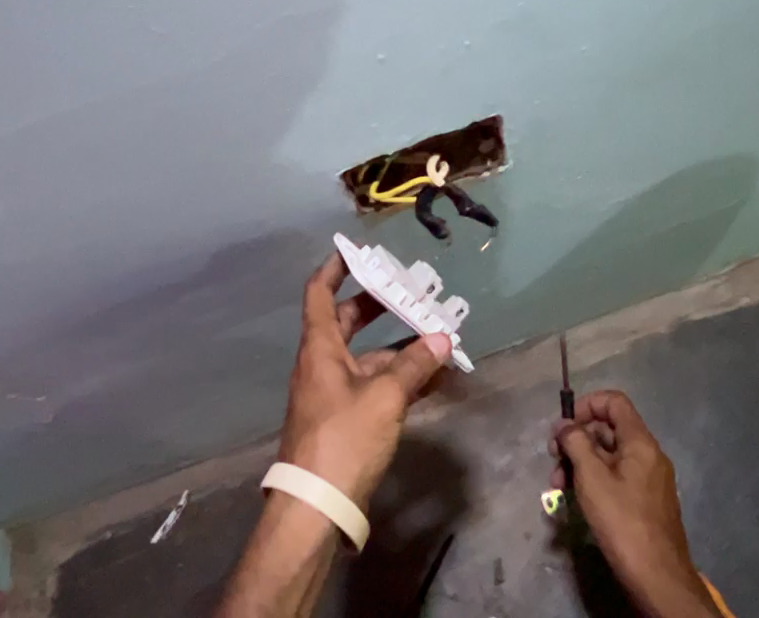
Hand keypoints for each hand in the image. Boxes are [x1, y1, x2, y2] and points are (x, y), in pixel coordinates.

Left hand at [277, 253, 454, 507]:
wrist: (317, 507)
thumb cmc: (343, 438)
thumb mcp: (384, 397)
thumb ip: (414, 365)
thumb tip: (442, 338)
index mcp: (320, 348)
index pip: (320, 293)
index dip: (335, 268)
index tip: (357, 251)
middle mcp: (322, 364)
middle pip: (347, 322)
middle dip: (378, 305)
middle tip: (410, 291)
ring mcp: (333, 393)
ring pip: (367, 357)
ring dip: (399, 348)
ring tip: (437, 338)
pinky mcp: (346, 420)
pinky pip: (374, 386)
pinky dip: (399, 379)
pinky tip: (433, 380)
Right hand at [552, 391, 721, 617]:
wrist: (658, 578)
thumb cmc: (623, 521)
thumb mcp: (592, 478)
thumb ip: (575, 443)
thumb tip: (564, 424)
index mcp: (640, 442)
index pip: (614, 402)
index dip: (586, 405)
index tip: (565, 426)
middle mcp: (648, 454)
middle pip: (608, 429)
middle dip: (577, 440)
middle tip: (553, 459)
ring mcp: (649, 479)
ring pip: (609, 456)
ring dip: (580, 463)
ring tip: (558, 484)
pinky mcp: (645, 501)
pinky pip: (616, 476)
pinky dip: (594, 480)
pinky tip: (575, 497)